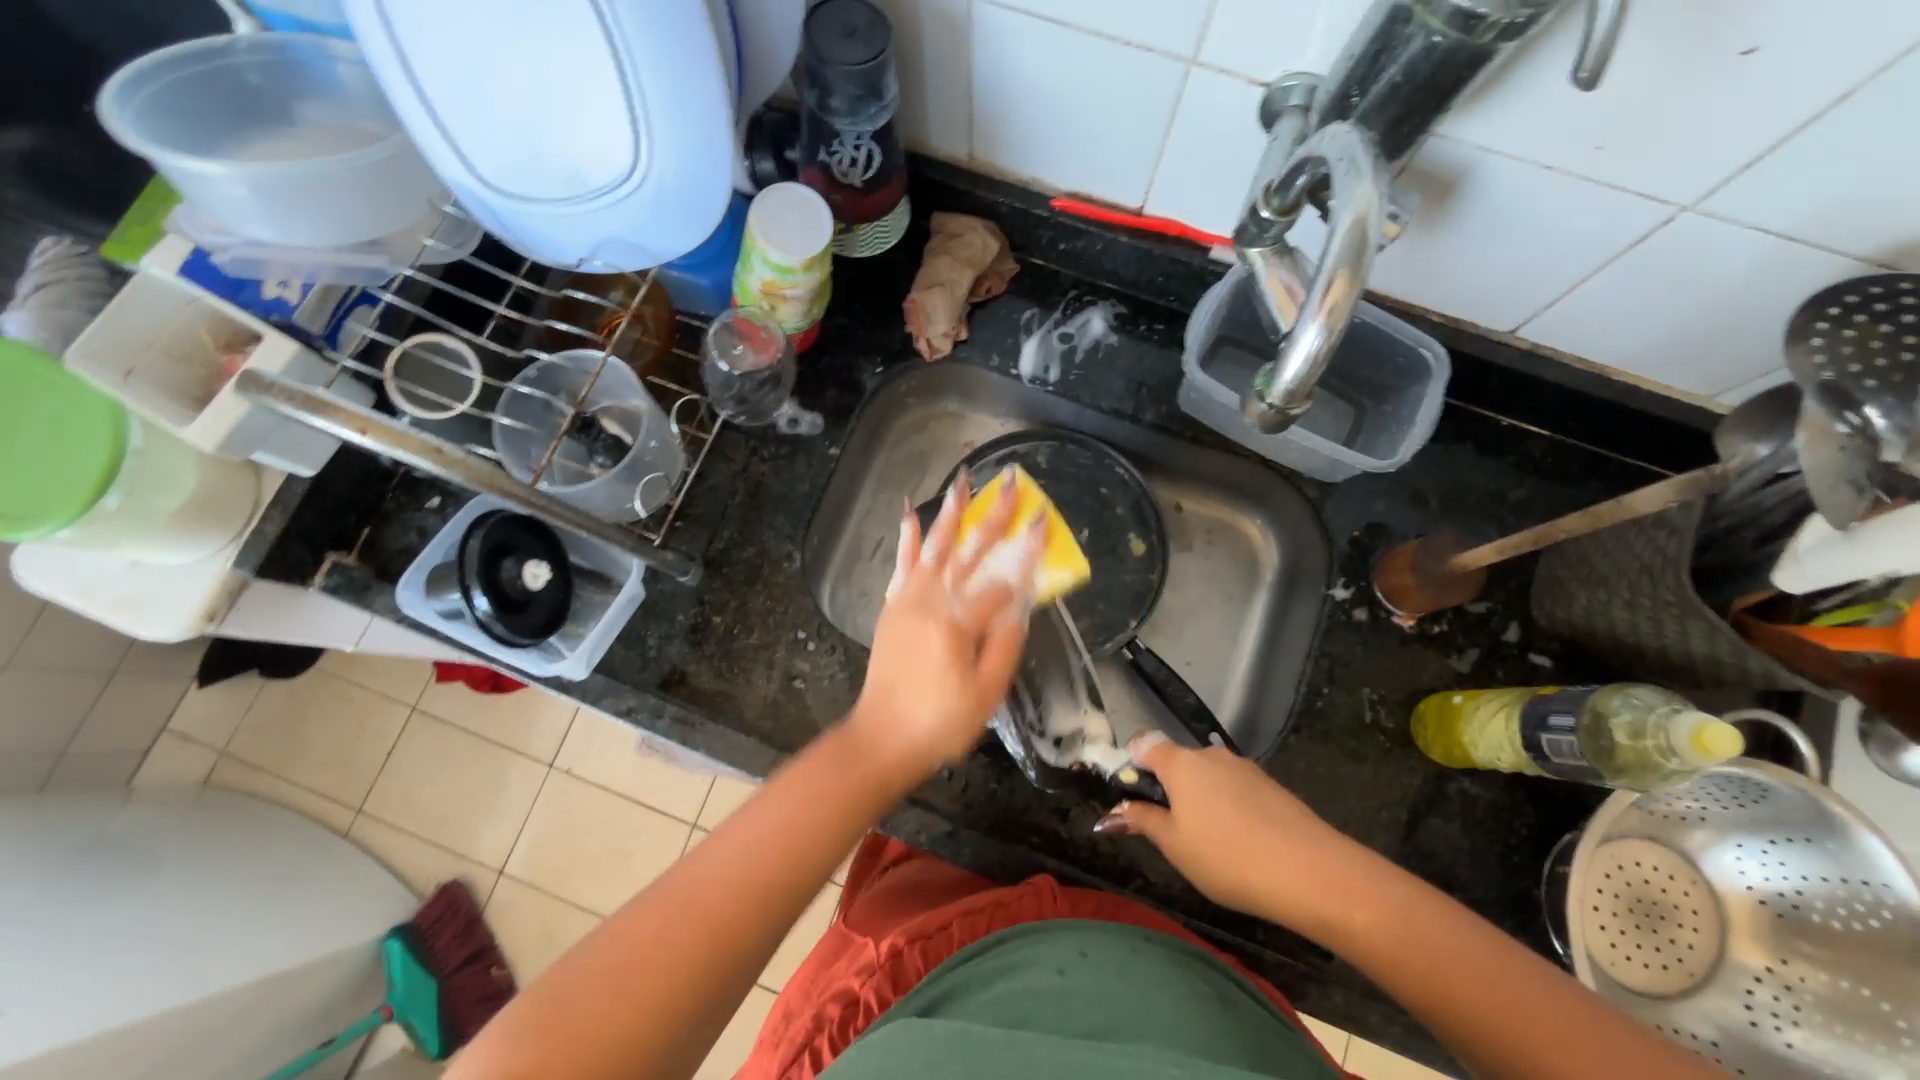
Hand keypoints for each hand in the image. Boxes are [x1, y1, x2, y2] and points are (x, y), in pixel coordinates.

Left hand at [847, 470, 1044, 780]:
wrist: (882, 737)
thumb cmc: (941, 723)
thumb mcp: (986, 693)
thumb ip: (1005, 645)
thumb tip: (1020, 607)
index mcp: (958, 622)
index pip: (1002, 581)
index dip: (1026, 553)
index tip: (1043, 521)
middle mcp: (931, 600)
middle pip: (969, 550)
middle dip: (994, 514)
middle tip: (1011, 482)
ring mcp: (907, 600)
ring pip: (934, 546)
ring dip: (951, 511)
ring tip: (962, 479)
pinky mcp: (892, 607)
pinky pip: (902, 564)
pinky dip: (908, 537)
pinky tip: (912, 513)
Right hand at [1095, 734, 1362, 931]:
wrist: (1310, 871)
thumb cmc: (1227, 857)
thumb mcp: (1174, 845)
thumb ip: (1142, 821)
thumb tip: (1112, 812)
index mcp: (1180, 763)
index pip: (1144, 743)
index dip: (1131, 764)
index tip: (1131, 797)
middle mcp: (1211, 755)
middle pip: (1178, 762)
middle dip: (1168, 789)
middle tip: (1168, 832)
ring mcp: (1245, 769)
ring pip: (1208, 778)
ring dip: (1199, 801)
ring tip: (1208, 844)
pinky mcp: (1271, 786)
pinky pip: (1235, 790)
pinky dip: (1228, 808)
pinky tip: (1239, 843)